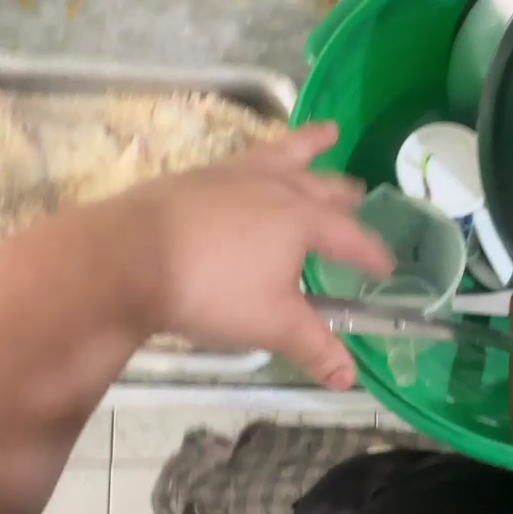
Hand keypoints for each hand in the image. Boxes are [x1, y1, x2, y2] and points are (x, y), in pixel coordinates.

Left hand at [103, 123, 392, 389]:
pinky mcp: (197, 176)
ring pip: (284, 155)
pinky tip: (249, 166)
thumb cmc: (211, 290)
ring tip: (326, 133)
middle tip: (360, 194)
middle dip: (346, 195)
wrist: (125, 257)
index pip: (352, 237)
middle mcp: (276, 188)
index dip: (373, 253)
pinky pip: (243, 159)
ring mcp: (234, 176)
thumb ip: (315, 348)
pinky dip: (259, 157)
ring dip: (309, 146)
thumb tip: (349, 381)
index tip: (387, 266)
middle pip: (323, 187)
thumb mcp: (272, 324)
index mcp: (303, 221)